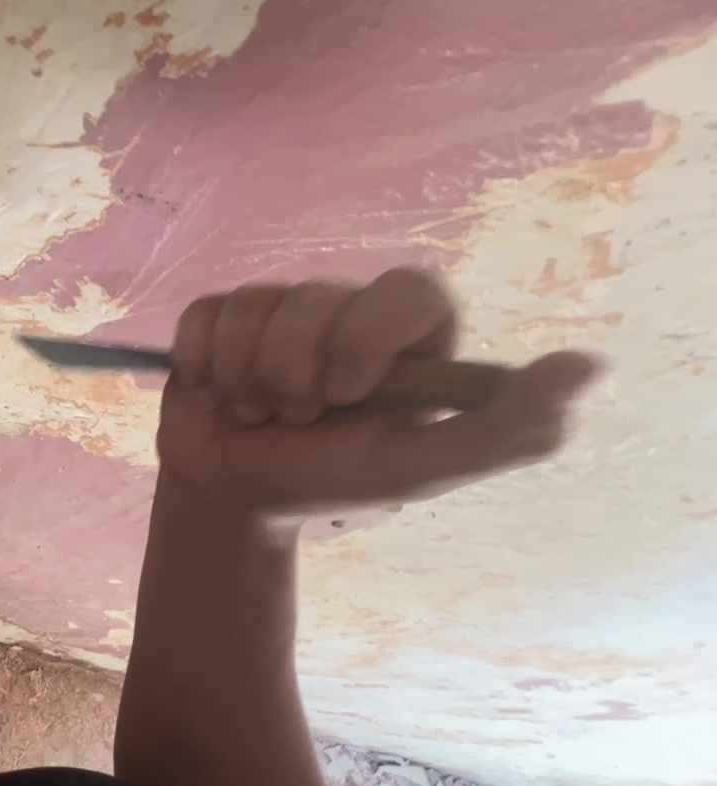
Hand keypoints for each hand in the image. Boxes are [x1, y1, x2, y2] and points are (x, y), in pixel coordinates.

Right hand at [157, 268, 602, 515]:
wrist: (231, 496)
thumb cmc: (324, 481)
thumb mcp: (418, 470)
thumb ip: (504, 430)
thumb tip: (586, 365)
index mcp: (404, 338)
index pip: (405, 289)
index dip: (363, 337)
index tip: (344, 393)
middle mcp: (341, 312)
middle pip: (310, 299)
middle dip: (288, 373)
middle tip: (292, 417)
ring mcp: (273, 313)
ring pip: (250, 307)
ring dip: (240, 378)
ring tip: (252, 411)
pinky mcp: (215, 322)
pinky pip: (203, 316)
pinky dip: (200, 366)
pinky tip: (213, 394)